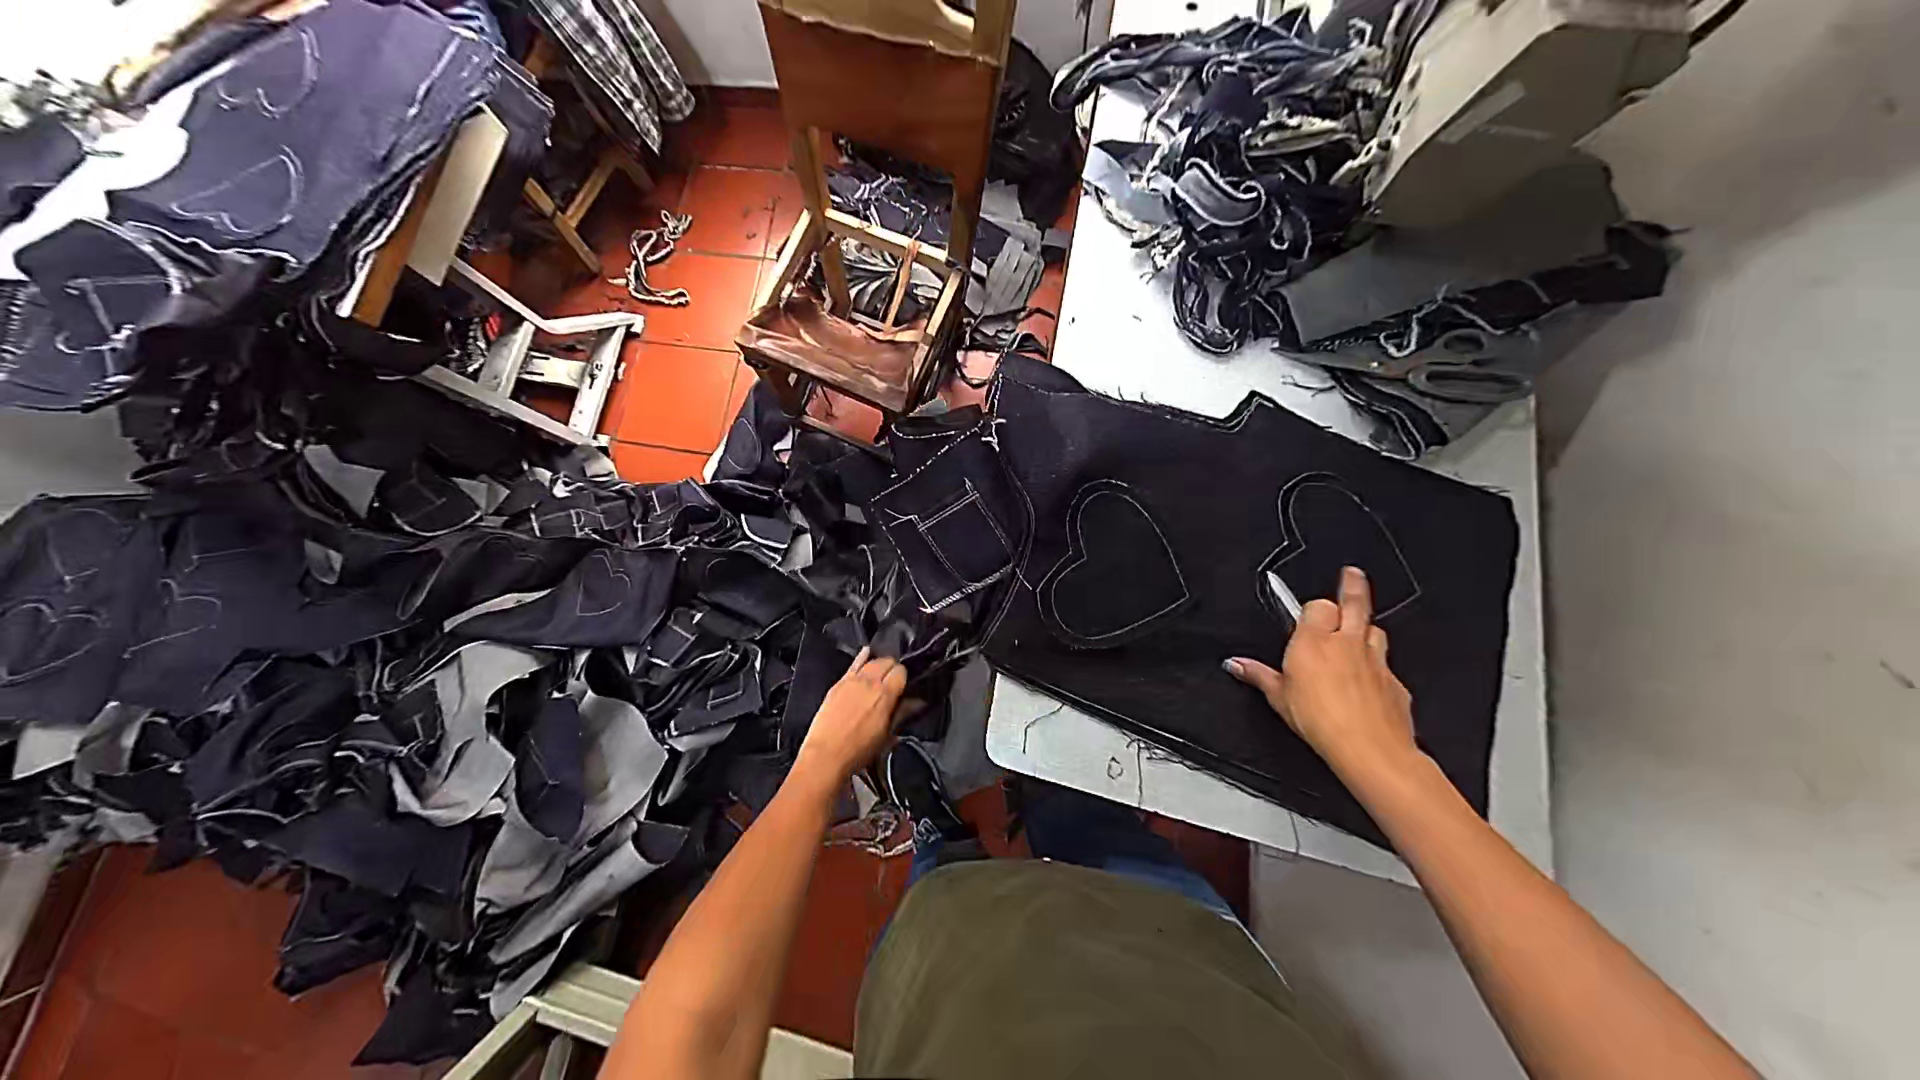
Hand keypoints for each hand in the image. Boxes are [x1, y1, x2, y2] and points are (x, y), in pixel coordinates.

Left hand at [794, 647, 907, 786]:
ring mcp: (851, 681)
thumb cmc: (857, 751)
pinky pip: (853, 663)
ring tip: (881, 674)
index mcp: (885, 694)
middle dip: (893, 669)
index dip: (905, 677)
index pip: (901, 671)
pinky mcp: (838, 684)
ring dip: (879, 665)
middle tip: (894, 682)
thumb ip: (903, 713)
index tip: (905, 686)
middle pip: (887, 661)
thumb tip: (917, 703)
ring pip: (872, 661)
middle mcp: (869, 682)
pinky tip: (866, 652)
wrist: (826, 756)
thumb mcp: (887, 735)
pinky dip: (862, 657)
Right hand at [1225, 566, 1417, 777]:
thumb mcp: (1278, 698)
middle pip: (1354, 602)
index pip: (1315, 606)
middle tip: (1352, 573)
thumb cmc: (1323, 722)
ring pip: (1375, 630)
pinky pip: (1387, 665)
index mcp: (1314, 641)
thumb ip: (1257, 675)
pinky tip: (1367, 680)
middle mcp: (1347, 643)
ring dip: (1366, 628)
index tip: (1302, 611)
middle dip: (1352, 585)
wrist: (1370, 748)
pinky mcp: (1395, 683)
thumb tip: (1236, 664)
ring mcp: (1375, 661)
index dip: (1310, 608)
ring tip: (1359, 628)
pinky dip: (1377, 667)